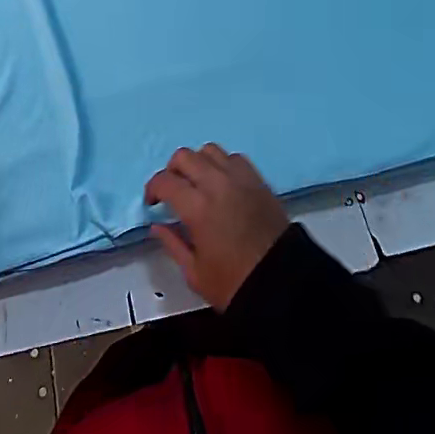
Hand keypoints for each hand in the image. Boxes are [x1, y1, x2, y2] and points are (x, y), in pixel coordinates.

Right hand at [145, 143, 290, 309]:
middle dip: (172, 170)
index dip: (152, 188)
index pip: (165, 181)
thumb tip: (157, 225)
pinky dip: (223, 164)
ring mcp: (241, 178)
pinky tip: (222, 183)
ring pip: (211, 150)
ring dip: (198, 162)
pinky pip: (235, 158)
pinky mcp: (259, 180)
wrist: (282, 281)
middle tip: (172, 190)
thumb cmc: (233, 282)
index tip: (153, 203)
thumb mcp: (194, 272)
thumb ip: (172, 243)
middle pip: (185, 156)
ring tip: (198, 183)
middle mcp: (218, 184)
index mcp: (197, 207)